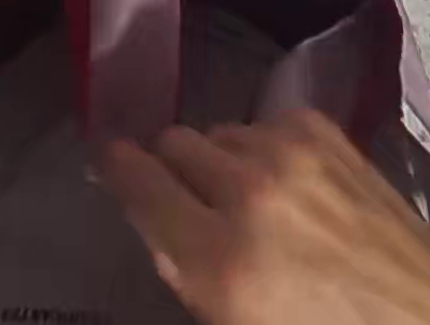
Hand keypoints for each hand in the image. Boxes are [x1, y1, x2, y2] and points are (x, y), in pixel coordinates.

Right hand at [98, 110, 429, 324]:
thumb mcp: (240, 324)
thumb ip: (187, 272)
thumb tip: (153, 220)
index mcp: (224, 263)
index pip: (137, 183)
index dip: (117, 168)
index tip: (111, 162)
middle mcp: (246, 192)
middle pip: (171, 143)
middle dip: (174, 171)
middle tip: (198, 204)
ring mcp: (285, 151)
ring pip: (215, 132)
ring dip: (221, 162)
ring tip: (258, 201)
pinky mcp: (317, 128)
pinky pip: (258, 125)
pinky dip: (262, 150)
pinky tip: (295, 185)